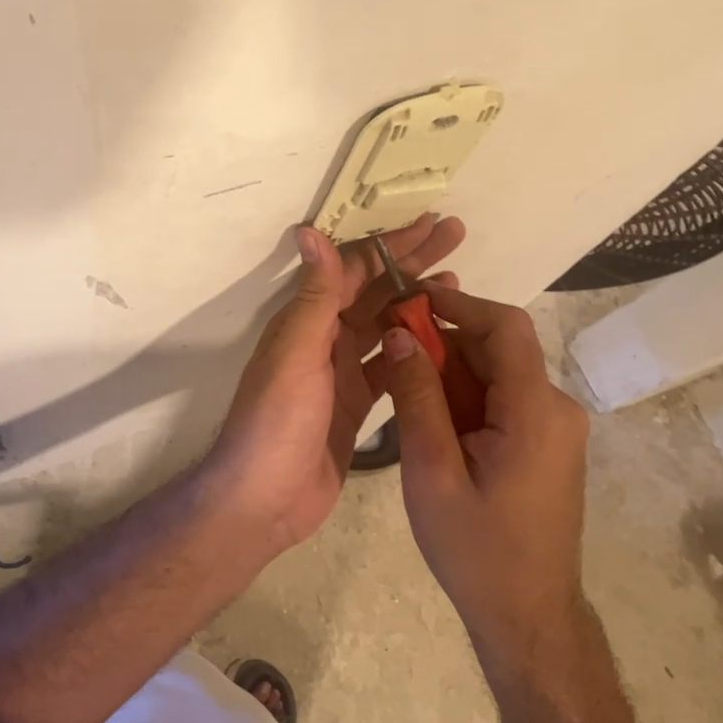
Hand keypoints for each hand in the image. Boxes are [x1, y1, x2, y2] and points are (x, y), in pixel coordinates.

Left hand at [203, 214, 465, 554]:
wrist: (264, 499)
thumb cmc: (277, 423)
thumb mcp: (296, 353)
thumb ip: (313, 296)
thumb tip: (309, 230)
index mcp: (305, 321)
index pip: (354, 270)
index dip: (392, 246)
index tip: (432, 223)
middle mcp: (323, 338)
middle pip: (374, 291)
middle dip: (413, 263)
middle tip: (456, 237)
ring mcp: (340, 372)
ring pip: (385, 325)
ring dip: (417, 302)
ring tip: (458, 280)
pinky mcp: (356, 403)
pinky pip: (391, 366)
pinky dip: (415, 349)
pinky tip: (445, 339)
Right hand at [381, 287, 590, 639]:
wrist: (527, 618)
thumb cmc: (477, 550)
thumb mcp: (432, 472)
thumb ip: (417, 398)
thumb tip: (401, 333)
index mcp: (535, 412)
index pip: (505, 327)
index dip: (458, 304)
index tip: (407, 300)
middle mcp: (556, 409)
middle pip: (499, 348)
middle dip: (443, 341)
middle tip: (389, 350)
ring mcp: (555, 428)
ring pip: (497, 374)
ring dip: (451, 371)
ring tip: (401, 390)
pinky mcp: (546, 445)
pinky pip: (503, 400)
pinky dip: (465, 396)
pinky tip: (430, 420)